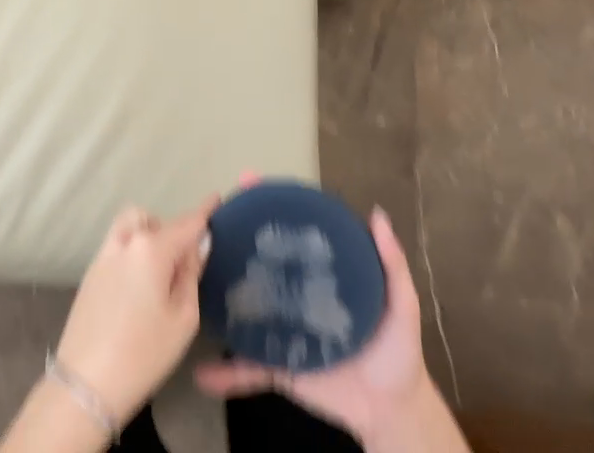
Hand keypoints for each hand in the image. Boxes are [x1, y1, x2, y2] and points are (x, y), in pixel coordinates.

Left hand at [54, 198, 217, 423]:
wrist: (86, 383)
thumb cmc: (144, 352)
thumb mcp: (183, 317)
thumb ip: (191, 273)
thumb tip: (197, 245)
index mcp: (151, 249)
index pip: (186, 222)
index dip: (205, 211)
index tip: (217, 198)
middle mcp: (124, 242)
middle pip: (151, 219)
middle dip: (170, 230)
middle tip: (185, 262)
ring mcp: (102, 256)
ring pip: (129, 227)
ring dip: (147, 235)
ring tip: (160, 272)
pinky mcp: (90, 274)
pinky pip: (117, 247)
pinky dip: (133, 252)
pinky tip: (140, 287)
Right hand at [193, 178, 434, 447]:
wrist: (392, 412)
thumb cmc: (399, 352)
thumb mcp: (402, 305)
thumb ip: (391, 264)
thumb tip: (377, 214)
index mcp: (323, 277)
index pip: (296, 234)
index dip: (274, 205)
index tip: (249, 180)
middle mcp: (297, 297)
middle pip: (263, 263)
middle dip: (236, 237)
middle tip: (213, 216)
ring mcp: (284, 332)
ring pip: (245, 311)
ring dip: (218, 298)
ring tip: (191, 280)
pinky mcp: (278, 368)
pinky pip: (249, 369)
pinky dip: (227, 374)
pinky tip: (203, 375)